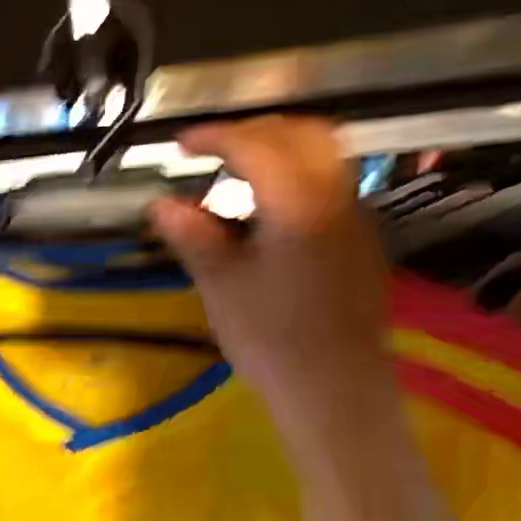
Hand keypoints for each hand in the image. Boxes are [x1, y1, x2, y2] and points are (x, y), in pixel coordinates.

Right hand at [147, 117, 394, 442]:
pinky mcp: (358, 241)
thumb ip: (193, 236)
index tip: (180, 145)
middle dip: (253, 131)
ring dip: (277, 149)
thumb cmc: (271, 340)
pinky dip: (293, 174)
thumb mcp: (220, 286)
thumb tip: (161, 203)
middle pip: (302, 134)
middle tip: (210, 149)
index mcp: (298, 206)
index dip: (215, 137)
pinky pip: (328, 183)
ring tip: (234, 172)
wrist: (334, 389)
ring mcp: (354, 218)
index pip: (257, 147)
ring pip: (323, 155)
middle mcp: (336, 199)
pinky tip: (263, 208)